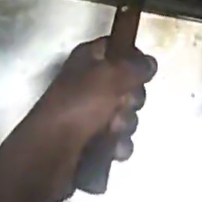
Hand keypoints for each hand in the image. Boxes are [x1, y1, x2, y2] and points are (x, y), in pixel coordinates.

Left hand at [26, 37, 155, 162]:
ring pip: (126, 115)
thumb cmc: (78, 105)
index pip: (118, 47)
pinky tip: (111, 150)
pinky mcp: (93, 141)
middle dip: (131, 100)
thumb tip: (150, 62)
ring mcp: (91, 113)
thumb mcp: (110, 77)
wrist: (50, 153)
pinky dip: (118, 146)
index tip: (143, 73)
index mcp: (89, 58)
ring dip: (124, 126)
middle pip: (128, 84)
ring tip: (111, 132)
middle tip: (122, 105)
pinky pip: (119, 140)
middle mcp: (90, 82)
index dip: (133, 59)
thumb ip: (134, 67)